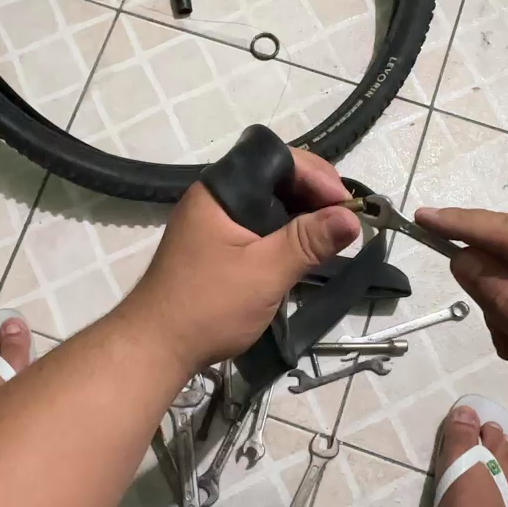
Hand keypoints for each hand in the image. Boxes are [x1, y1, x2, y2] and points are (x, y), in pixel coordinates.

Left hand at [116, 150, 360, 371]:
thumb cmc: (208, 306)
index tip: (344, 203)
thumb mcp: (265, 273)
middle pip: (272, 177)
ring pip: (266, 202)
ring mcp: (212, 223)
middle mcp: (214, 199)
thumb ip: (308, 242)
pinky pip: (256, 225)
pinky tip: (305, 248)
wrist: (156, 348)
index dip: (315, 174)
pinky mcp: (215, 246)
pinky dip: (283, 231)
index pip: (276, 158)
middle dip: (312, 191)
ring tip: (333, 231)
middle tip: (344, 216)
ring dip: (300, 213)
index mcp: (220, 191)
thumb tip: (351, 217)